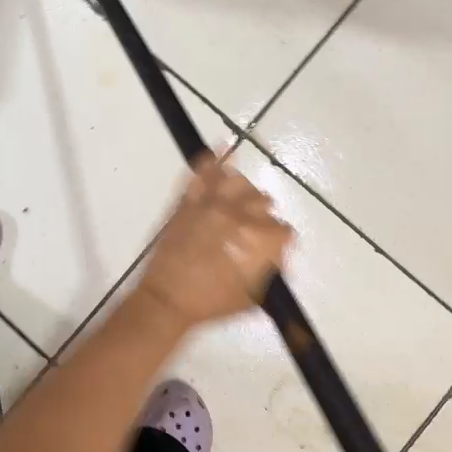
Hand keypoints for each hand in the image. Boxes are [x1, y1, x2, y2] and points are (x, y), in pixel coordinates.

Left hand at [132, 152, 295, 332]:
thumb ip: (268, 272)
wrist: (167, 298)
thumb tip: (278, 259)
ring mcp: (210, 205)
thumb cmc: (211, 303)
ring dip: (244, 190)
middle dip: (264, 214)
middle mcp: (238, 216)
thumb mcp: (252, 296)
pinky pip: (200, 173)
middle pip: (262, 202)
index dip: (282, 241)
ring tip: (242, 198)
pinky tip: (220, 147)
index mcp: (258, 241)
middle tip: (256, 226)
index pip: (283, 231)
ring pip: (237, 183)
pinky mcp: (187, 201)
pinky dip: (211, 159)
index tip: (275, 249)